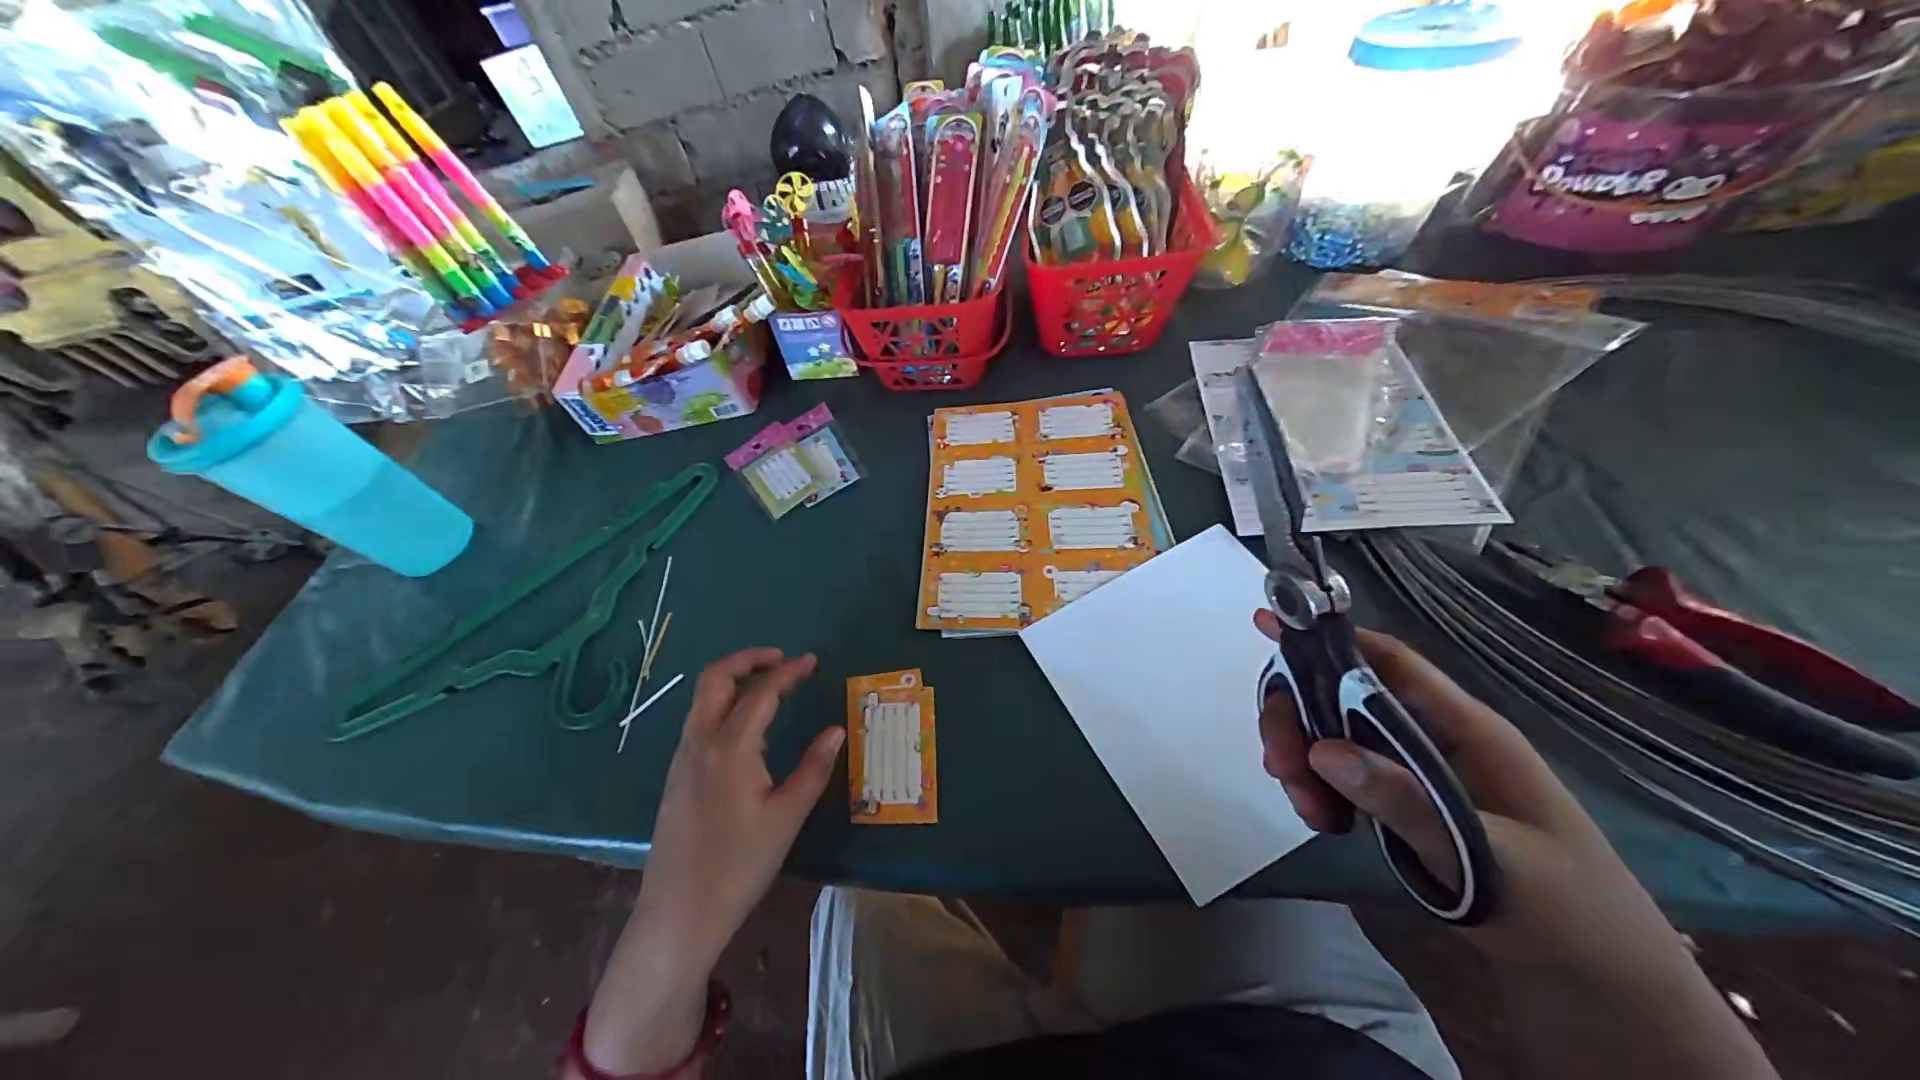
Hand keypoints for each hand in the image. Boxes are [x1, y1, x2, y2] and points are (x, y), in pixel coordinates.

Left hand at [634, 647, 843, 975]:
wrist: (679, 913)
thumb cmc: (739, 866)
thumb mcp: (787, 817)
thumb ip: (813, 768)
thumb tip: (836, 730)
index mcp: (729, 749)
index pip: (760, 692)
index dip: (788, 672)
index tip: (812, 662)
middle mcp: (699, 743)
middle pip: (715, 678)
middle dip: (748, 659)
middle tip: (782, 660)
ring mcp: (682, 758)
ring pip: (703, 698)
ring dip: (734, 679)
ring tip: (770, 686)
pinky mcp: (677, 775)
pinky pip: (699, 720)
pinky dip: (723, 704)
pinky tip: (747, 726)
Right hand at [1253, 613, 1688, 972]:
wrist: (1605, 984)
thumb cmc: (1565, 911)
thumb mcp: (1488, 858)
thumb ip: (1405, 801)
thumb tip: (1322, 749)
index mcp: (1466, 729)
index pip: (1389, 662)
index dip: (1328, 638)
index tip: (1268, 625)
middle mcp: (1433, 737)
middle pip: (1342, 697)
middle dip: (1298, 718)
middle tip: (1279, 764)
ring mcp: (1415, 769)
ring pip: (1333, 737)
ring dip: (1303, 761)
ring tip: (1307, 811)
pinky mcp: (1402, 801)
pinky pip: (1340, 775)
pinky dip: (1316, 789)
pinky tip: (1322, 821)